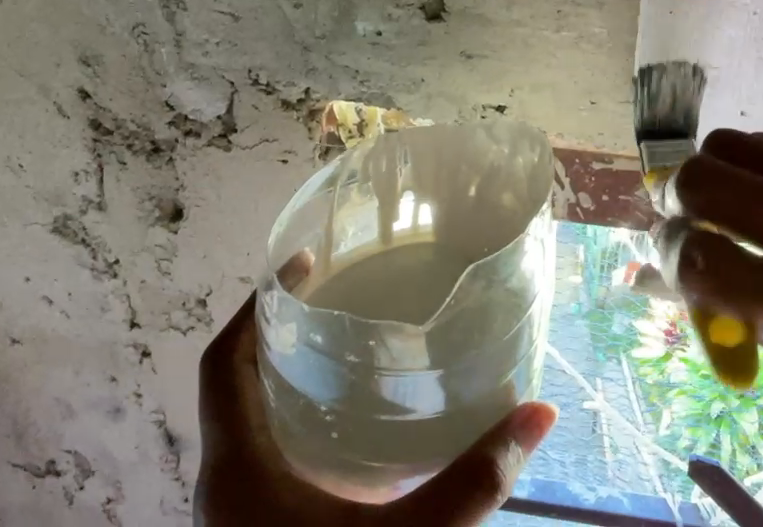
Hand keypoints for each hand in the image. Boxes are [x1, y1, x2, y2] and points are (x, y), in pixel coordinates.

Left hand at [195, 266, 557, 525]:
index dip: (258, 303)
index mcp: (236, 470)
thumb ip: (474, 481)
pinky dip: (295, 427)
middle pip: (233, 386)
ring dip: (285, 382)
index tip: (304, 263)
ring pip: (247, 425)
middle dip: (279, 335)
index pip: (223, 360)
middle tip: (340, 301)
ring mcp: (231, 518)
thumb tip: (540, 412)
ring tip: (347, 351)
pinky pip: (262, 459)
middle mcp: (221, 486)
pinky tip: (348, 435)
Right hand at [664, 130, 762, 402]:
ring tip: (737, 201)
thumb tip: (650, 279)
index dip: (670, 257)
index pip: (702, 262)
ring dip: (713, 173)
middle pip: (702, 180)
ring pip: (730, 143)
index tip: (680, 258)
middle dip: (675, 199)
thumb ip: (741, 320)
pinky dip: (762, 164)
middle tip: (689, 217)